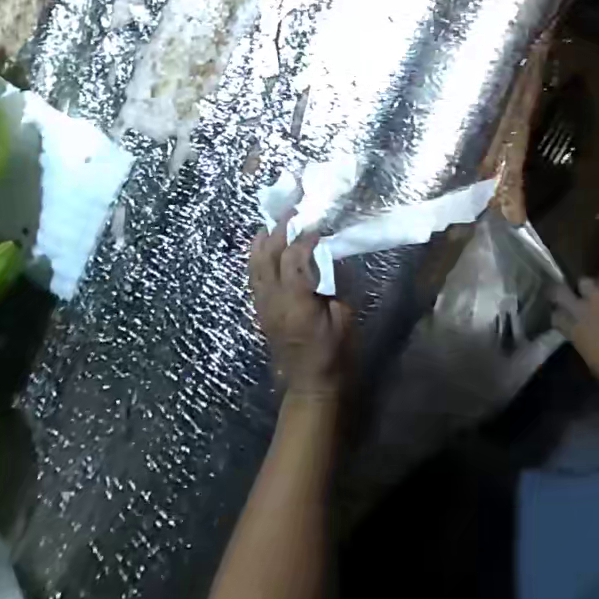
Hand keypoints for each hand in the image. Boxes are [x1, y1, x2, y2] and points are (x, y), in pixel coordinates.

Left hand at [248, 217, 353, 400]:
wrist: (311, 385)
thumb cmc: (334, 352)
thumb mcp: (344, 317)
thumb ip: (334, 284)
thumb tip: (328, 256)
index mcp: (296, 302)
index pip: (293, 258)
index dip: (305, 238)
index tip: (319, 226)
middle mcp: (272, 301)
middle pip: (268, 257)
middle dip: (279, 232)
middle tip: (293, 213)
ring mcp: (262, 307)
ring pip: (254, 266)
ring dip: (263, 242)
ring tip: (273, 224)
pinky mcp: (260, 312)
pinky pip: (253, 278)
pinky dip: (257, 259)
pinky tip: (263, 248)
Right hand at [554, 274, 598, 395]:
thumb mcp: (595, 363)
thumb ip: (587, 344)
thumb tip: (589, 339)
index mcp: (574, 332)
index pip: (557, 316)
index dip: (558, 315)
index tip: (562, 318)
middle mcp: (582, 311)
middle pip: (561, 291)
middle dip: (563, 293)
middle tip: (570, 298)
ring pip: (585, 281)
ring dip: (589, 287)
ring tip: (596, 294)